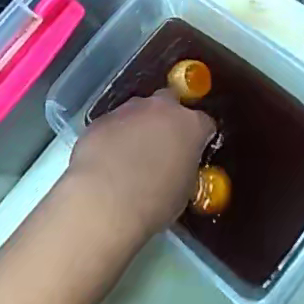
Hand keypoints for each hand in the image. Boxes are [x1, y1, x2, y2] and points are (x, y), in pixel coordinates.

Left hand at [63, 93, 215, 239]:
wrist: (105, 200)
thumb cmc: (154, 202)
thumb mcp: (184, 190)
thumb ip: (184, 166)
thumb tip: (177, 166)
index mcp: (190, 125)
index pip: (203, 122)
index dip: (199, 136)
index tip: (194, 149)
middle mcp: (160, 109)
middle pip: (169, 101)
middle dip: (167, 117)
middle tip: (163, 142)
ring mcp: (127, 110)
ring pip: (137, 110)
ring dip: (138, 126)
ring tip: (132, 154)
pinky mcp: (100, 120)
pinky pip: (112, 124)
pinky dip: (113, 136)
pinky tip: (108, 158)